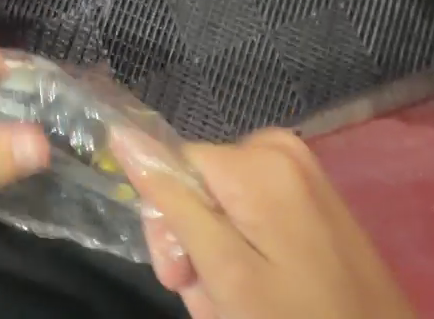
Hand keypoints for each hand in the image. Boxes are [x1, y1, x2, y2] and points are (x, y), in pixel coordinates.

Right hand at [122, 128, 416, 318]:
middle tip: (204, 295)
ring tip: (231, 300)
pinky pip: (251, 207)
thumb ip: (171, 198)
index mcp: (257, 160)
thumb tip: (119, 133)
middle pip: (195, 180)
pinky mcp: (314, 196)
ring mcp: (301, 172)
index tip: (176, 274)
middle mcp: (278, 148)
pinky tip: (256, 286)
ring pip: (219, 198)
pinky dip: (243, 247)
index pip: (170, 164)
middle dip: (189, 238)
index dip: (164, 218)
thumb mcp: (224, 270)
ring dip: (213, 250)